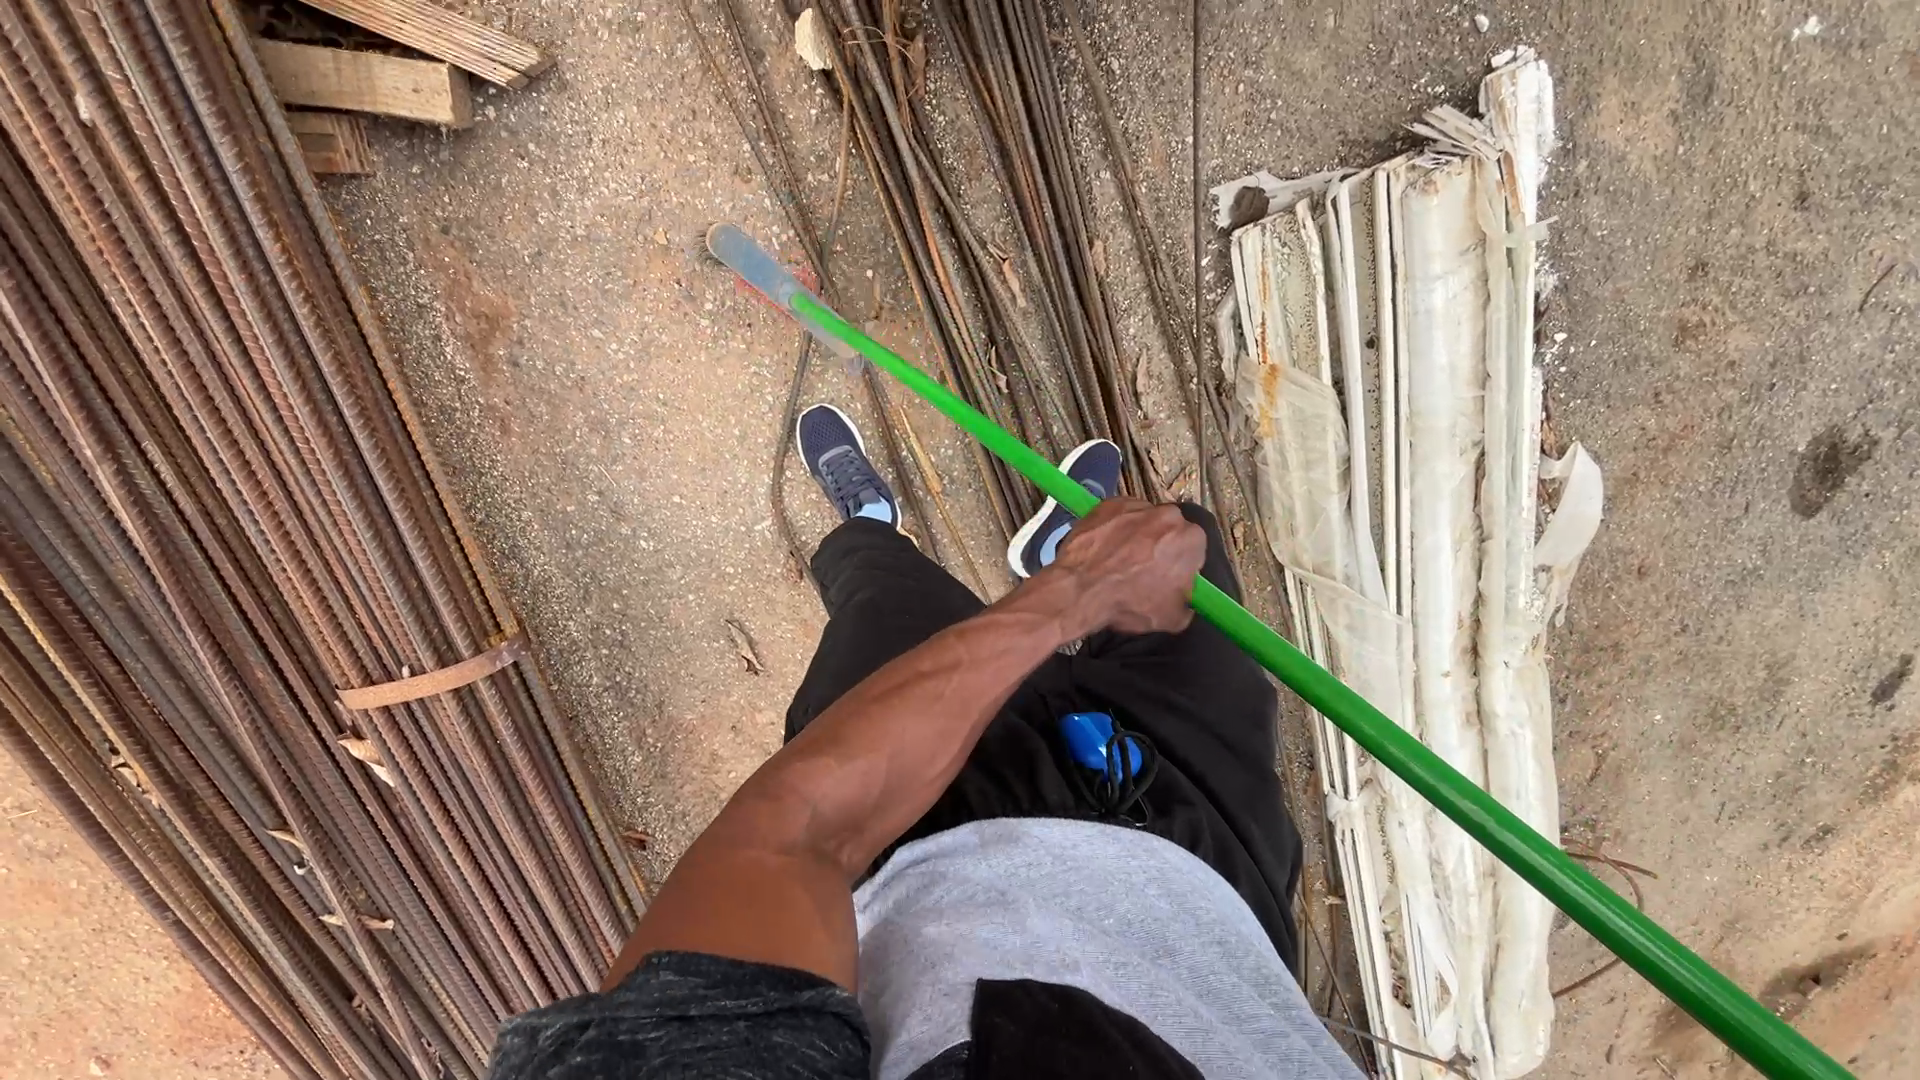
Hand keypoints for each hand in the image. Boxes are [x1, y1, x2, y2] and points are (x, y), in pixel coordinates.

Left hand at [1041, 498, 1204, 636]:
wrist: (1080, 590)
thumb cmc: (1128, 603)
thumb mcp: (1173, 618)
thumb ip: (1188, 603)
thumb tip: (1186, 600)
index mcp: (1191, 539)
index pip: (1193, 549)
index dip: (1180, 564)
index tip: (1167, 576)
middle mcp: (1167, 514)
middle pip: (1168, 529)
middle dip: (1159, 545)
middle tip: (1141, 568)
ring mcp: (1135, 505)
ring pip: (1142, 520)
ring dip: (1135, 535)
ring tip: (1117, 560)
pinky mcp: (1108, 504)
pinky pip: (1118, 515)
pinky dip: (1113, 528)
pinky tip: (1103, 549)